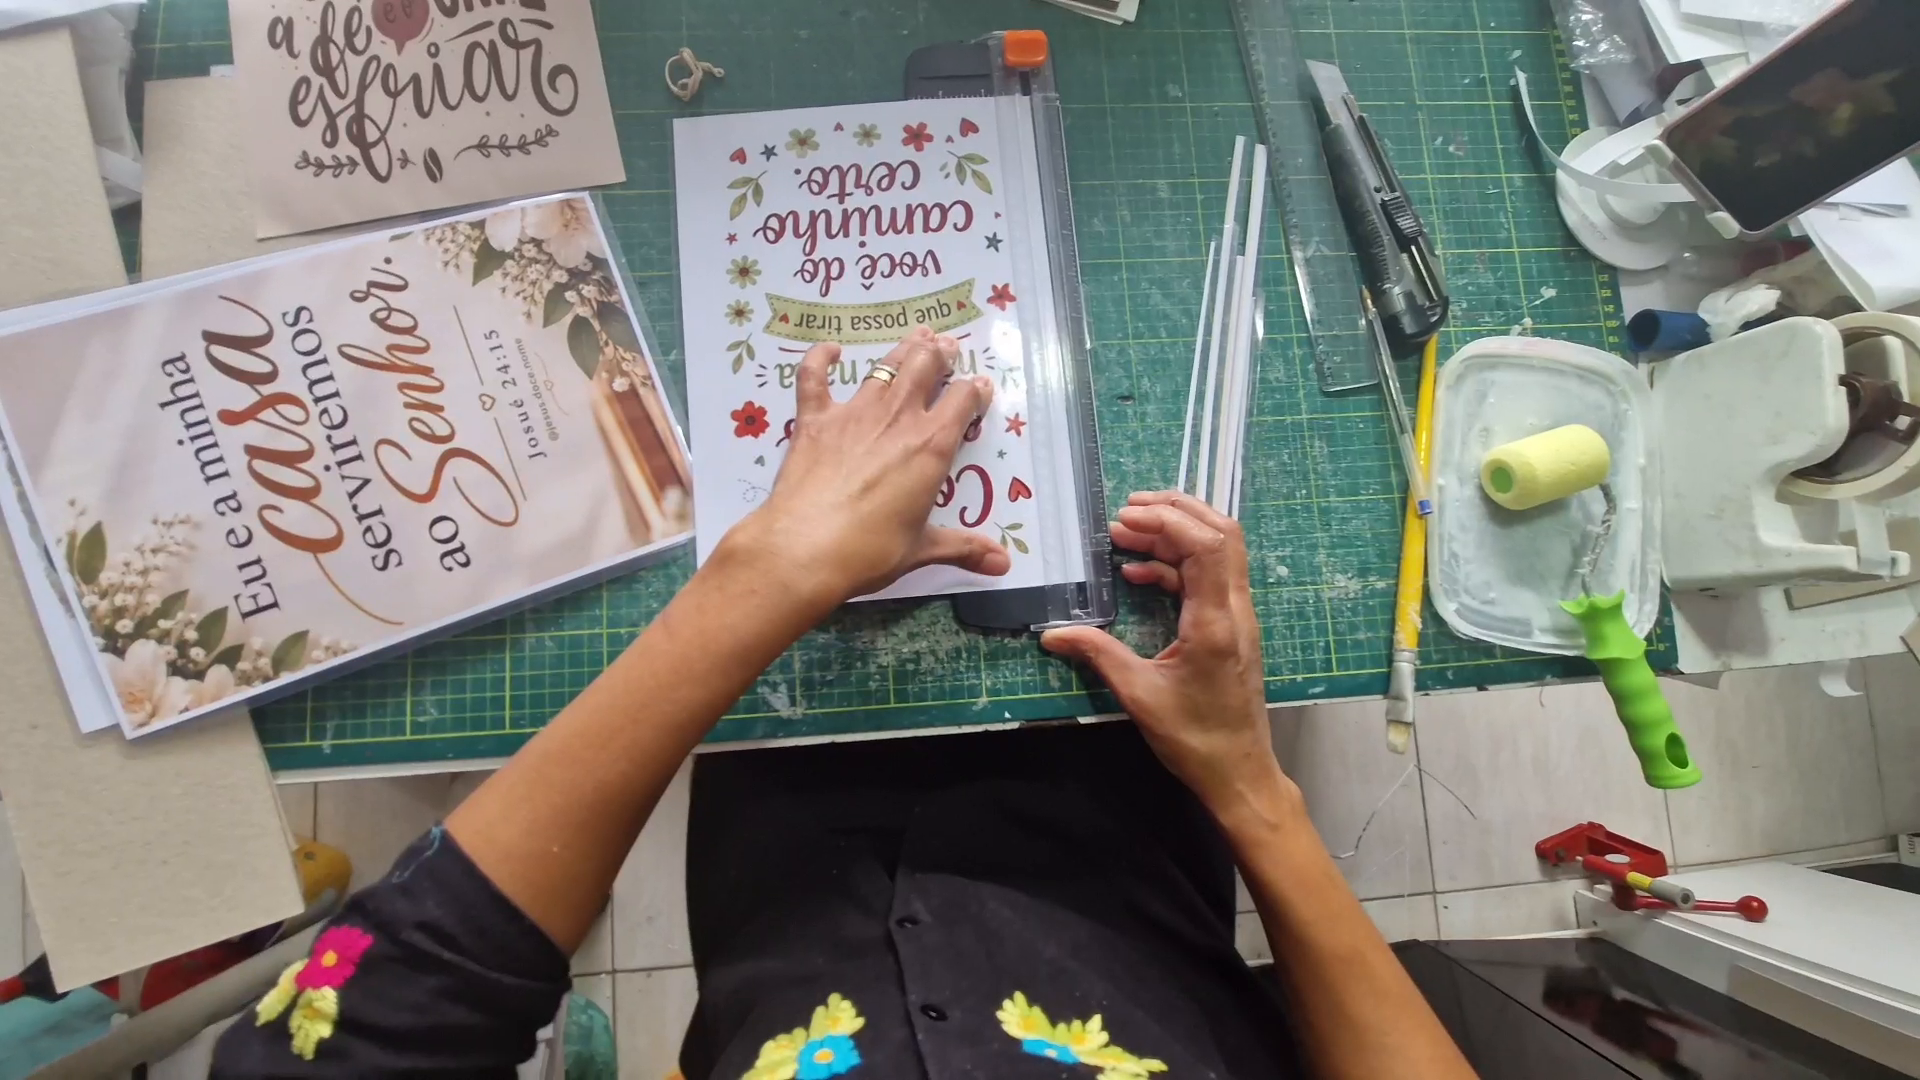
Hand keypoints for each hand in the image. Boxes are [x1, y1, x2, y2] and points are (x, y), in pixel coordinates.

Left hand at [719, 326, 1005, 607]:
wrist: (805, 549)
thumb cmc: (870, 551)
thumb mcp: (922, 549)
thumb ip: (964, 549)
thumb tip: (1004, 565)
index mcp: (931, 446)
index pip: (964, 401)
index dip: (976, 390)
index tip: (981, 387)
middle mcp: (898, 418)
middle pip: (926, 367)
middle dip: (941, 354)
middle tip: (947, 347)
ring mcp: (854, 413)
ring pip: (885, 366)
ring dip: (904, 349)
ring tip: (917, 336)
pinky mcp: (814, 419)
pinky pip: (815, 376)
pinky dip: (821, 358)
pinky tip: (830, 350)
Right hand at [1041, 492, 1288, 816]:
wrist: (1239, 772)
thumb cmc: (1193, 737)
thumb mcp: (1138, 694)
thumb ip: (1097, 654)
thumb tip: (1050, 634)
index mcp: (1214, 621)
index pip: (1206, 546)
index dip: (1168, 521)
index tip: (1125, 519)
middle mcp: (1234, 610)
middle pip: (1220, 534)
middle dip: (1176, 512)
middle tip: (1128, 510)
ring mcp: (1237, 616)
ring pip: (1218, 551)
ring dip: (1176, 534)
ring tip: (1127, 533)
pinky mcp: (1230, 626)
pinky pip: (1207, 578)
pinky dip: (1175, 565)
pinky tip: (1138, 573)